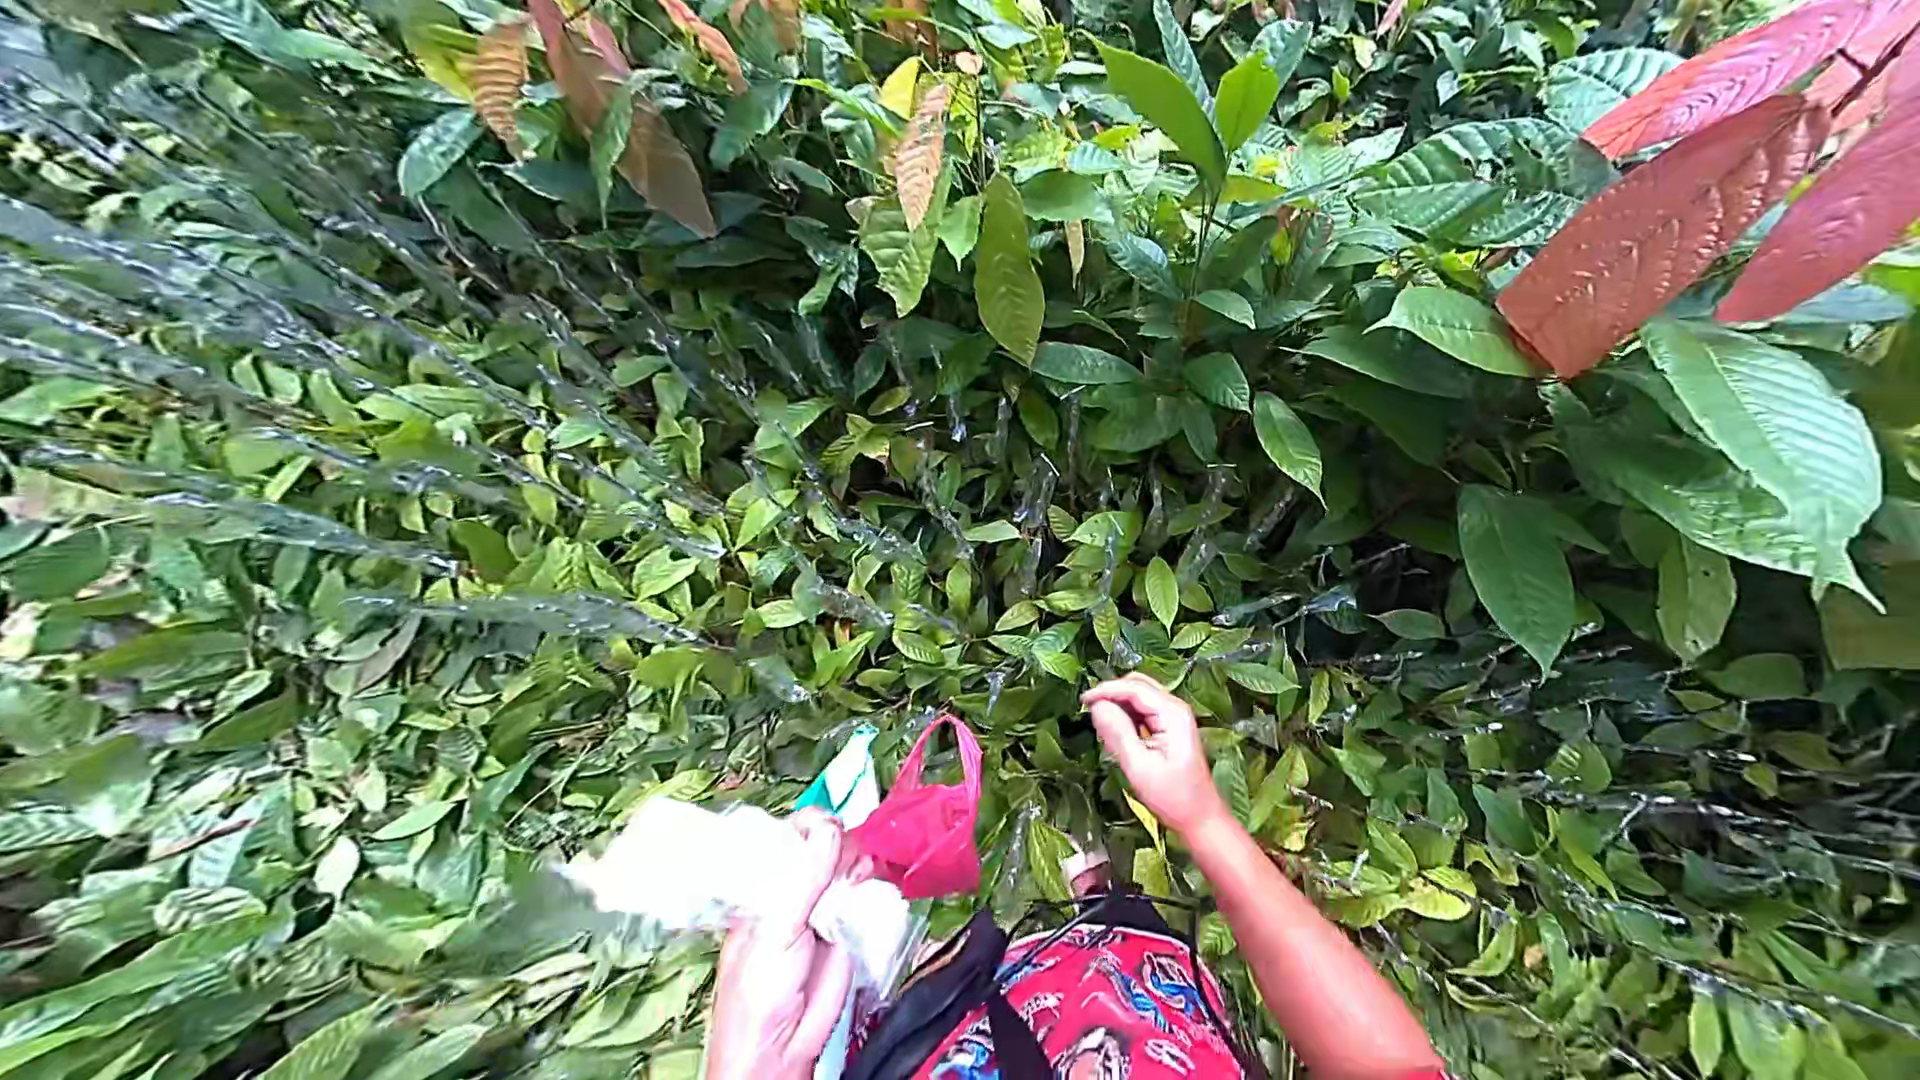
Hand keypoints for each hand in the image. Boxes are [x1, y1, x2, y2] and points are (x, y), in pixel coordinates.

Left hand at [705, 810, 858, 1079]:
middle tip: (843, 855)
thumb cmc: (756, 993)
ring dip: (859, 861)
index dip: (811, 823)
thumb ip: (805, 878)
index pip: (791, 833)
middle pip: (827, 842)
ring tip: (856, 875)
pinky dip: (874, 881)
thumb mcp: (775, 928)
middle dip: (840, 840)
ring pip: (850, 862)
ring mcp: (825, 903)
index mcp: (767, 881)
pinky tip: (870, 882)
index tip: (827, 824)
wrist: (779, 1052)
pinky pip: (867, 889)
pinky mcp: (851, 922)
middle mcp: (797, 886)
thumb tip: (829, 830)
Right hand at [1082, 673, 1230, 836]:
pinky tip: (1115, 730)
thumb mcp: (1139, 766)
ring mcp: (1173, 715)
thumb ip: (1117, 733)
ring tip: (1101, 724)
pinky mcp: (1168, 725)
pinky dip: (1125, 713)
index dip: (1105, 690)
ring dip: (1117, 703)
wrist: (1200, 818)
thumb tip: (1096, 706)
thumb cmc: (1172, 796)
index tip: (1083, 701)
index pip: (1133, 688)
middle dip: (1111, 693)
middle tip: (1090, 711)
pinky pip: (1141, 708)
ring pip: (1138, 695)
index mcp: (1172, 714)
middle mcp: (1175, 708)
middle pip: (1136, 685)